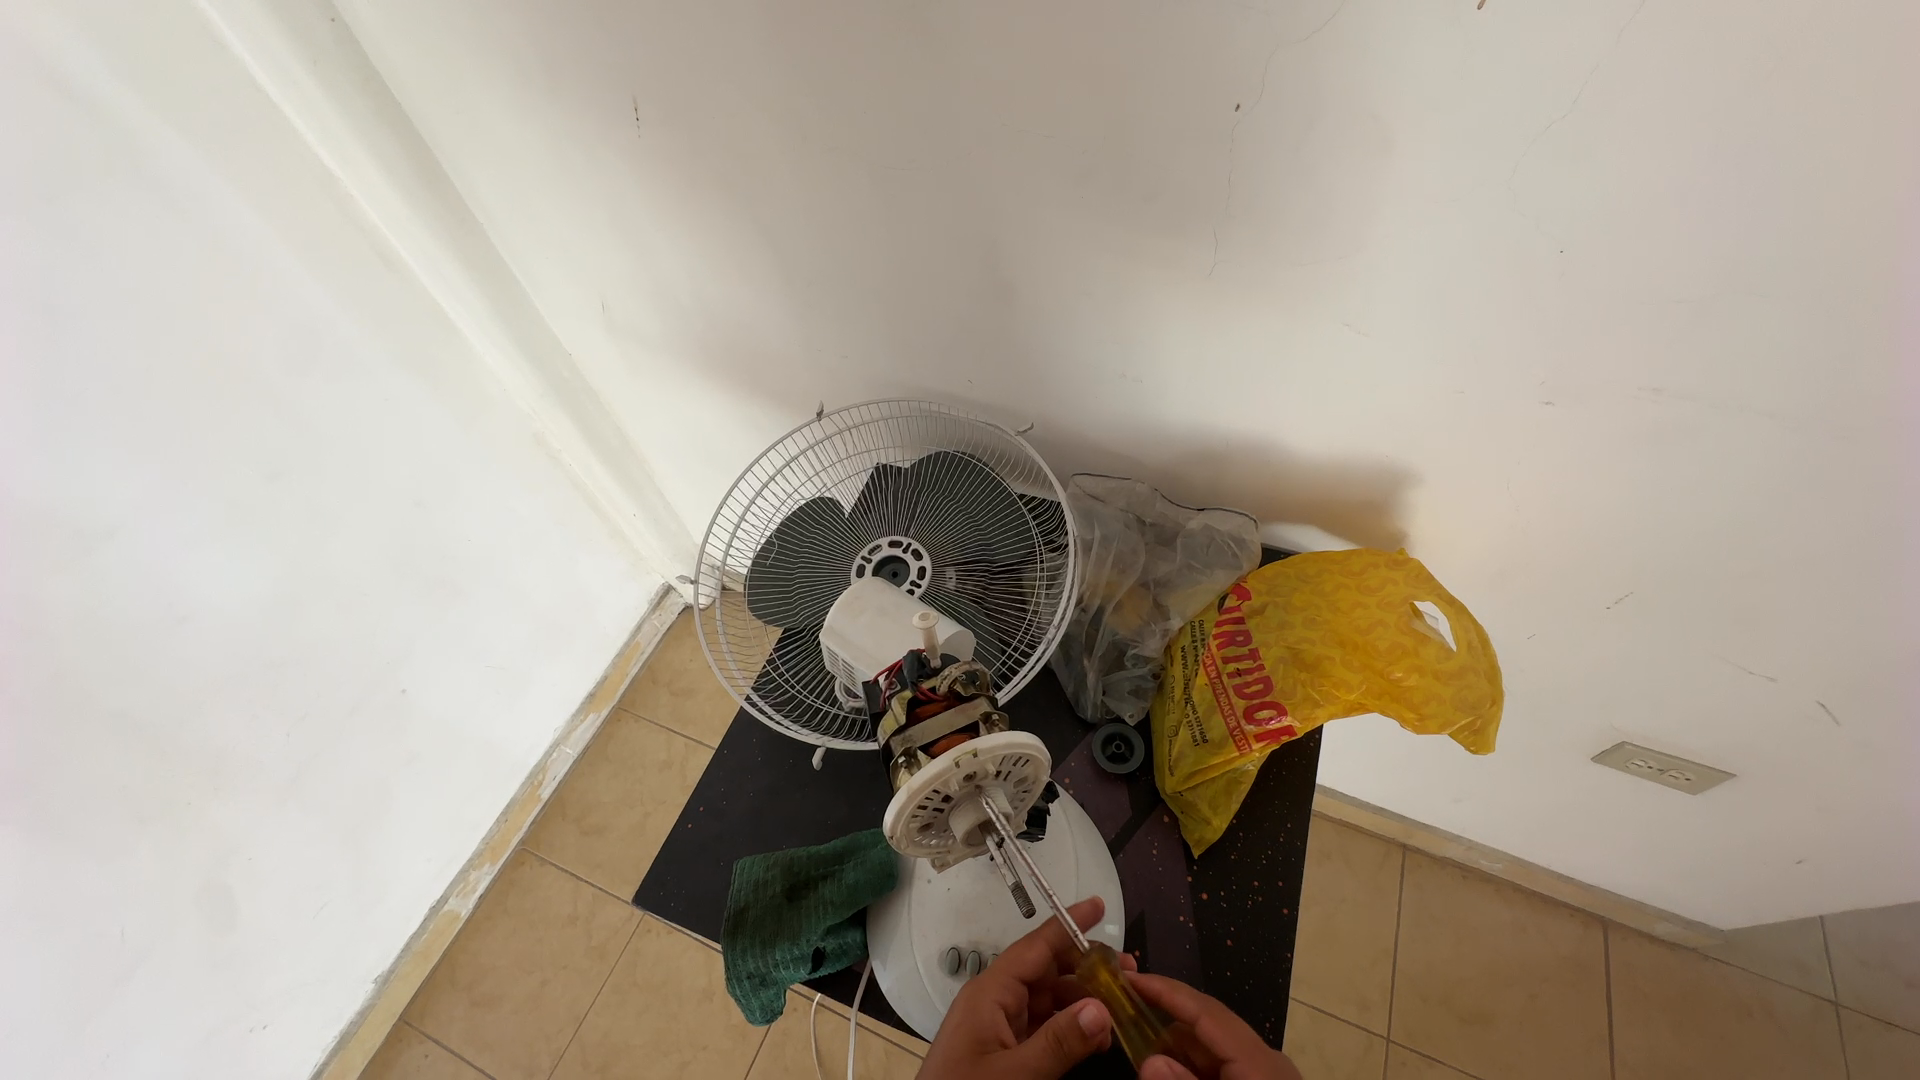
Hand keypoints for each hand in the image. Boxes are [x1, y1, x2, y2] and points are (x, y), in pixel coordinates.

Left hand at [916, 896, 1134, 1079]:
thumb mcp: (1014, 1074)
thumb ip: (1058, 1043)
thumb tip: (1102, 1008)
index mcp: (991, 992)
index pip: (1035, 946)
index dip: (1068, 924)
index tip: (1098, 905)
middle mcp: (995, 1000)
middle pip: (1046, 970)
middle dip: (1086, 966)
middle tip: (1129, 971)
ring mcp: (1000, 1027)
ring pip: (1048, 999)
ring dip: (1083, 999)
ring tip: (1123, 1003)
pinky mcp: (1004, 1051)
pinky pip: (1042, 1026)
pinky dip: (1071, 1027)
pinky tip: (1099, 1034)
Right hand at [1126, 974, 1301, 1079]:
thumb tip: (1149, 1061)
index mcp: (1259, 1064)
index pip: (1205, 1011)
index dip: (1165, 991)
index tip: (1126, 977)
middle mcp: (1266, 1062)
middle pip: (1206, 1028)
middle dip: (1164, 1023)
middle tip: (1123, 1019)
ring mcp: (1266, 1078)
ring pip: (1211, 1051)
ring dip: (1176, 1054)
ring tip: (1142, 1057)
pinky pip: (1221, 1070)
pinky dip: (1192, 1072)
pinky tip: (1171, 1075)